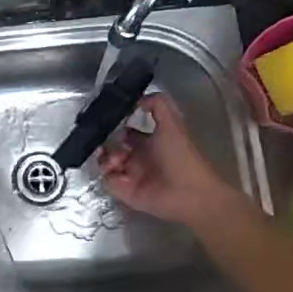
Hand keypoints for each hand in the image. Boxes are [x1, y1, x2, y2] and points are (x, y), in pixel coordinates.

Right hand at [98, 94, 239, 224]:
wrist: (189, 192)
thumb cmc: (181, 156)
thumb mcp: (173, 123)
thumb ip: (158, 105)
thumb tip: (138, 99)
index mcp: (150, 142)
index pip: (127, 132)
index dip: (118, 126)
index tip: (109, 121)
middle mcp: (138, 158)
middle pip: (113, 147)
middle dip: (106, 142)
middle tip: (104, 141)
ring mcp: (130, 175)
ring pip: (107, 163)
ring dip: (105, 157)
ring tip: (115, 159)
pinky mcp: (125, 191)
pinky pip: (107, 181)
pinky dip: (107, 174)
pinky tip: (115, 169)